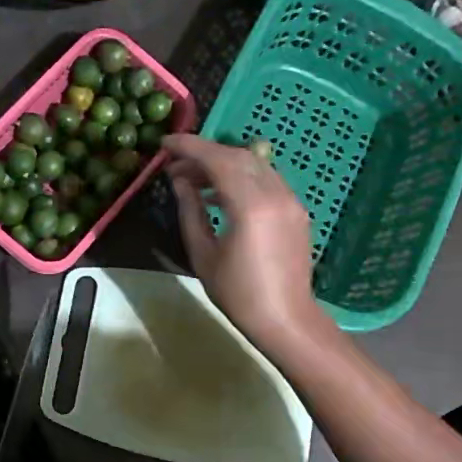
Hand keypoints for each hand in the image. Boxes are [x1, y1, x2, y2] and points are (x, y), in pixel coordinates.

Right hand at [164, 134, 323, 345]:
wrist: (284, 317)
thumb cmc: (237, 292)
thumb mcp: (203, 254)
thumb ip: (190, 212)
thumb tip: (180, 182)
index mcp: (251, 206)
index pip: (219, 160)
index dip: (190, 147)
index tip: (165, 144)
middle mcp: (275, 194)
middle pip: (238, 156)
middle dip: (204, 154)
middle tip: (174, 166)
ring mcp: (290, 200)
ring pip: (254, 164)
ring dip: (222, 164)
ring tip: (192, 180)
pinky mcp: (295, 210)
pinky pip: (265, 180)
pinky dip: (239, 177)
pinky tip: (218, 195)